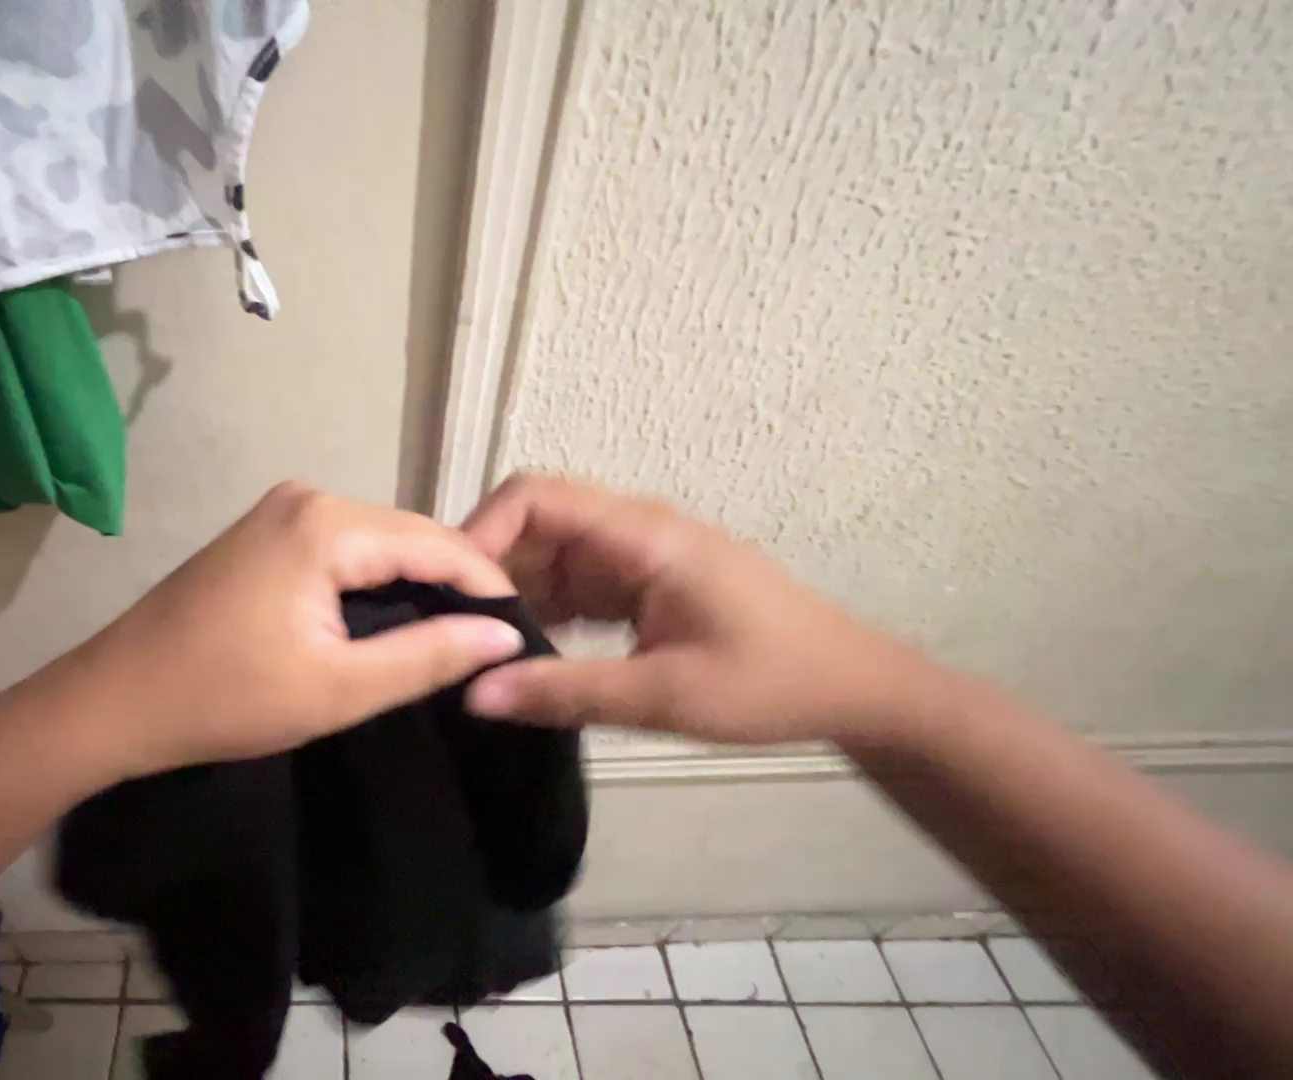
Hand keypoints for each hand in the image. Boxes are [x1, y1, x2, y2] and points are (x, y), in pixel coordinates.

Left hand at [57, 483, 525, 778]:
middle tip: (494, 641)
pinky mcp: (265, 532)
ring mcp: (280, 510)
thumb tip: (503, 634)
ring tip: (456, 634)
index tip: (523, 633)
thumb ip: (428, 655)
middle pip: (407, 535)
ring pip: (377, 543)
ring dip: (415, 585)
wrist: (116, 700)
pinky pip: (343, 550)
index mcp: (326, 523)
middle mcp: (307, 497)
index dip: (487, 585)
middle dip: (453, 584)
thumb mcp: (339, 688)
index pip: (437, 542)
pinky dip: (374, 583)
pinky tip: (394, 619)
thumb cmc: (225, 699)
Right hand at [460, 474, 936, 744]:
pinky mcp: (639, 583)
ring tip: (479, 645)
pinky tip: (525, 653)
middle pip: (534, 523)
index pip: (537, 496)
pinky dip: (542, 611)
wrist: (856, 690)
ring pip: (548, 555)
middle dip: (490, 569)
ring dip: (513, 594)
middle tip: (454, 628)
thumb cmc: (771, 682)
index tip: (454, 593)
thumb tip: (474, 694)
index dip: (483, 530)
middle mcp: (632, 531)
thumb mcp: (664, 695)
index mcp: (641, 535)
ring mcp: (635, 556)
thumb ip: (565, 693)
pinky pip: (571, 582)